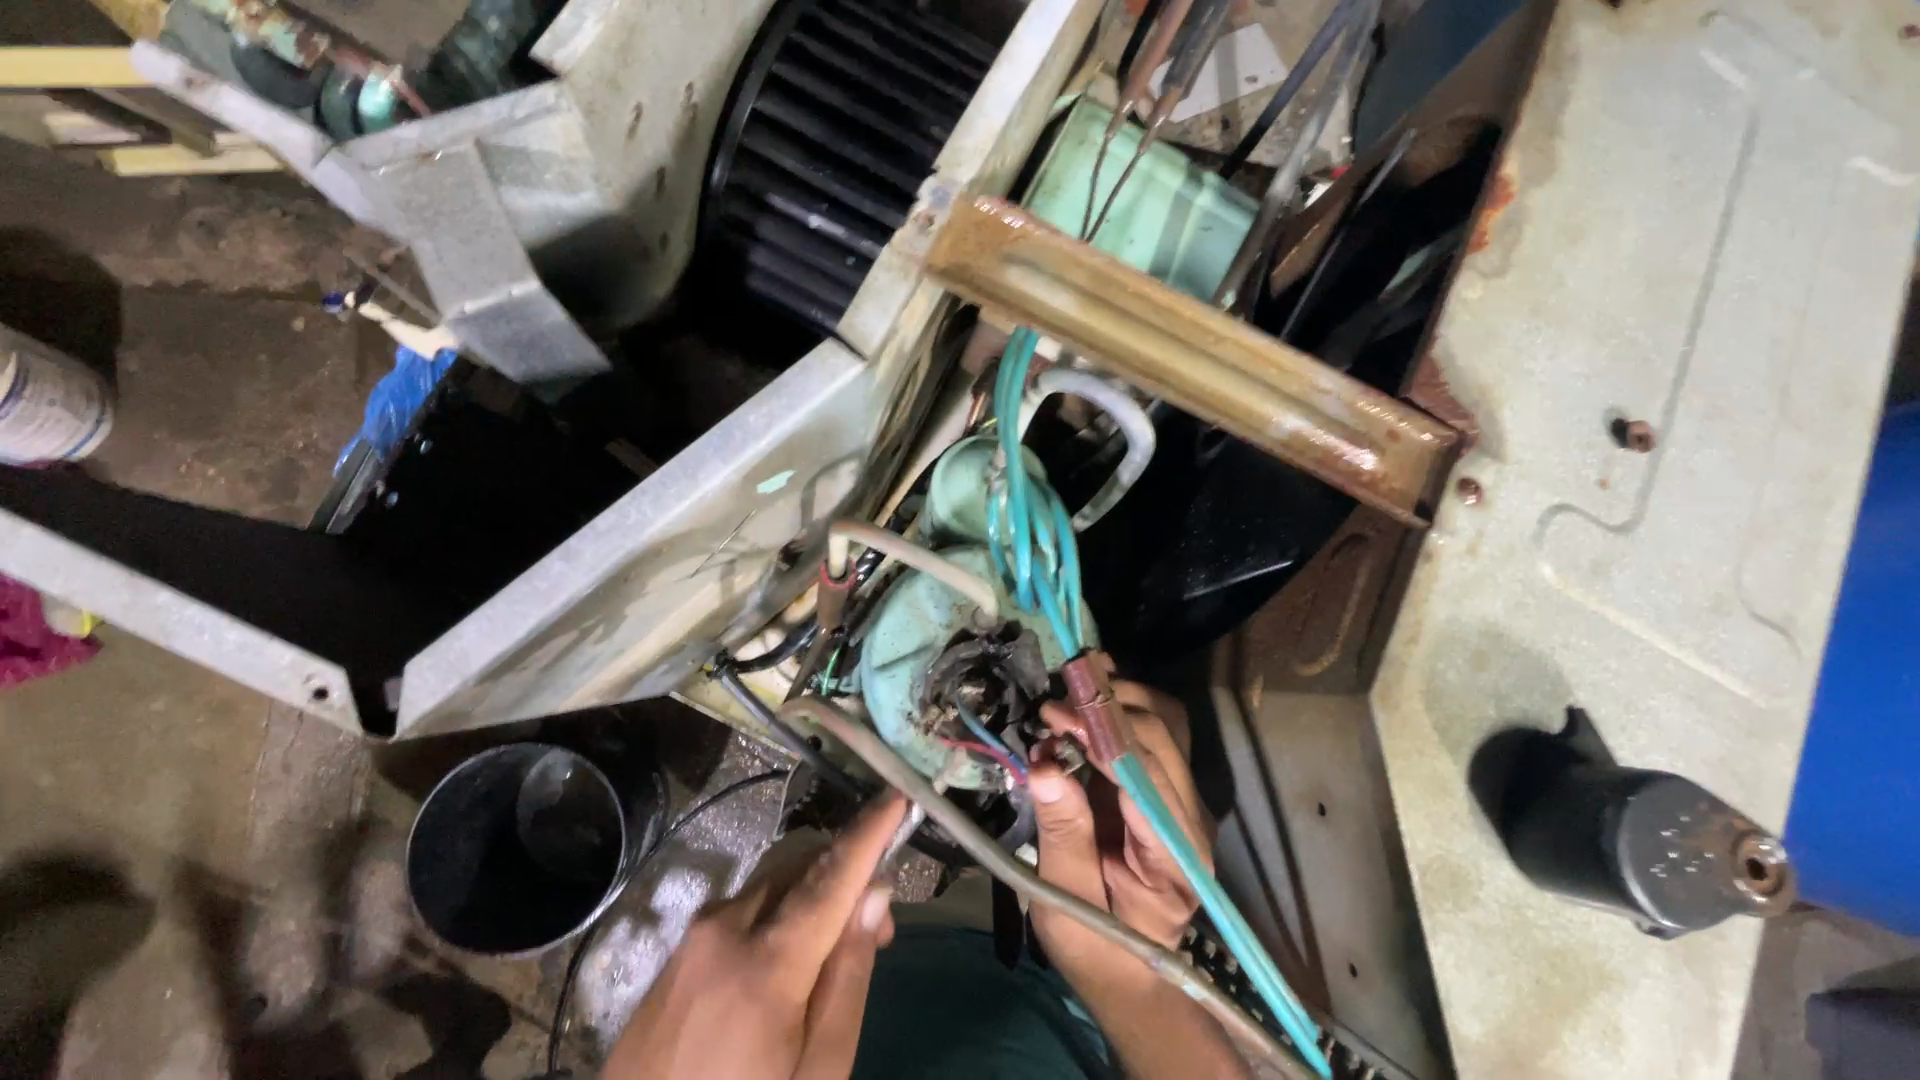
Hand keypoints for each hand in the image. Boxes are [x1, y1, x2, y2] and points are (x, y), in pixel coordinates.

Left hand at [604, 794, 907, 1079]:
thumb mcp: (816, 1074)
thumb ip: (848, 980)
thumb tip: (874, 896)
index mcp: (763, 964)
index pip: (831, 878)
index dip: (870, 834)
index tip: (899, 796)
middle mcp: (723, 929)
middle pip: (800, 867)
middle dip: (847, 875)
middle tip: (876, 931)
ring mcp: (692, 939)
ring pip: (771, 885)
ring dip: (812, 896)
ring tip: (830, 956)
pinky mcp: (676, 953)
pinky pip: (742, 910)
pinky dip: (778, 915)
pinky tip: (784, 967)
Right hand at [1030, 660, 1248, 1079]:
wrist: (1126, 968)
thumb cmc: (1096, 945)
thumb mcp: (1067, 903)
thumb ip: (1063, 837)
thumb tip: (1046, 765)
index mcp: (1176, 856)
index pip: (1149, 776)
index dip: (1103, 737)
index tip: (1056, 714)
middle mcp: (1190, 818)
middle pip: (1162, 740)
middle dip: (1107, 712)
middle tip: (1052, 706)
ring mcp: (1181, 800)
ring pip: (1166, 726)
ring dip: (1119, 700)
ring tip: (1070, 688)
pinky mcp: (1162, 790)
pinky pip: (1151, 735)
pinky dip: (1120, 710)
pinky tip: (1088, 698)